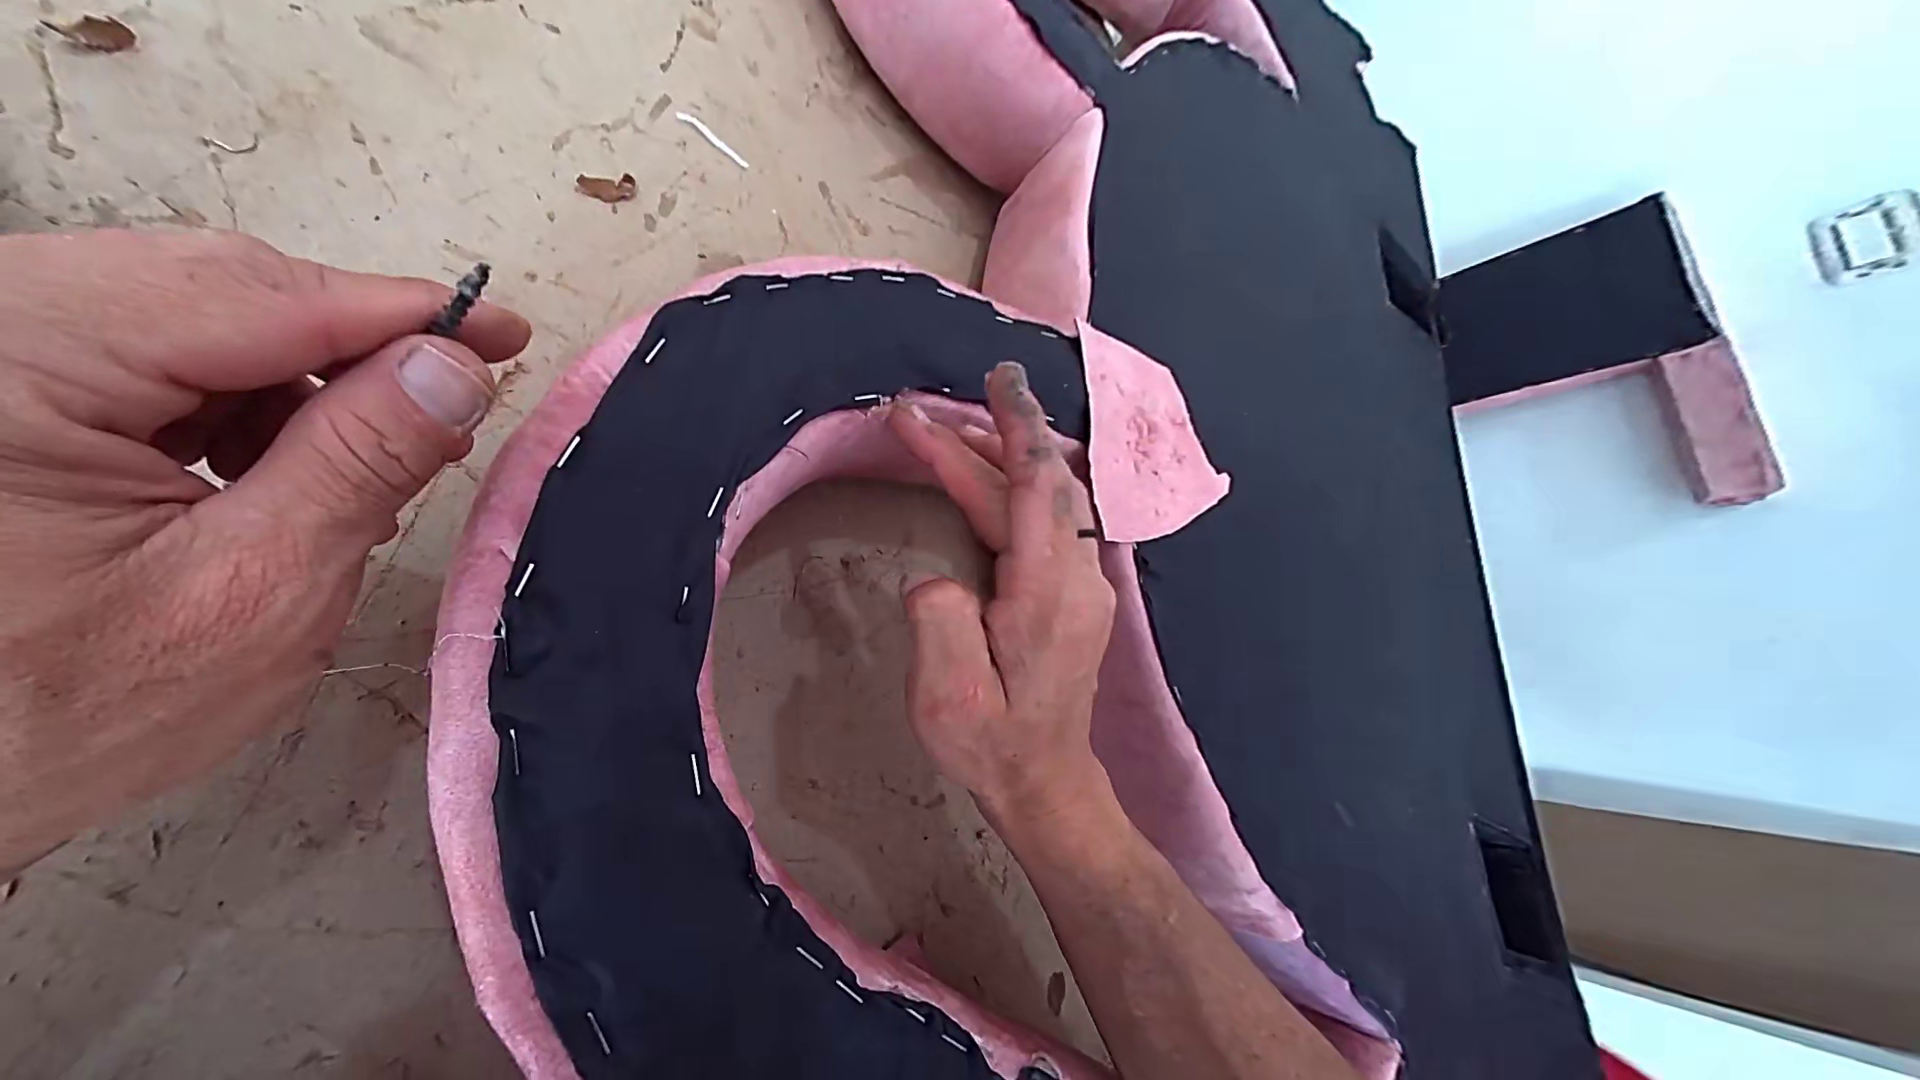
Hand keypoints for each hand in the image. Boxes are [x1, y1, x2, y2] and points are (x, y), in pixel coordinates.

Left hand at [0, 229, 530, 870]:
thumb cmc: (75, 711)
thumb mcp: (262, 585)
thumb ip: (363, 461)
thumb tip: (456, 370)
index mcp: (5, 370)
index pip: (255, 299)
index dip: (402, 312)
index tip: (503, 332)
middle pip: (218, 285)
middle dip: (359, 342)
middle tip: (453, 397)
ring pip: (196, 316)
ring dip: (311, 380)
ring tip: (375, 457)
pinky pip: (156, 357)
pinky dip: (253, 402)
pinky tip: (288, 464)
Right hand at [887, 362, 1117, 827]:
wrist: (1043, 779)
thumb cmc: (991, 743)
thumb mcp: (947, 696)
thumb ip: (938, 621)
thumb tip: (937, 579)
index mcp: (1047, 595)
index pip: (1038, 488)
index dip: (1018, 427)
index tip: (997, 379)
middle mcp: (1077, 577)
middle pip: (1032, 487)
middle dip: (974, 442)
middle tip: (911, 415)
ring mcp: (1083, 582)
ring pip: (1041, 499)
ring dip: (991, 461)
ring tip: (936, 438)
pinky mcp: (1074, 590)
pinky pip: (1045, 519)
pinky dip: (1009, 487)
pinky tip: (979, 478)